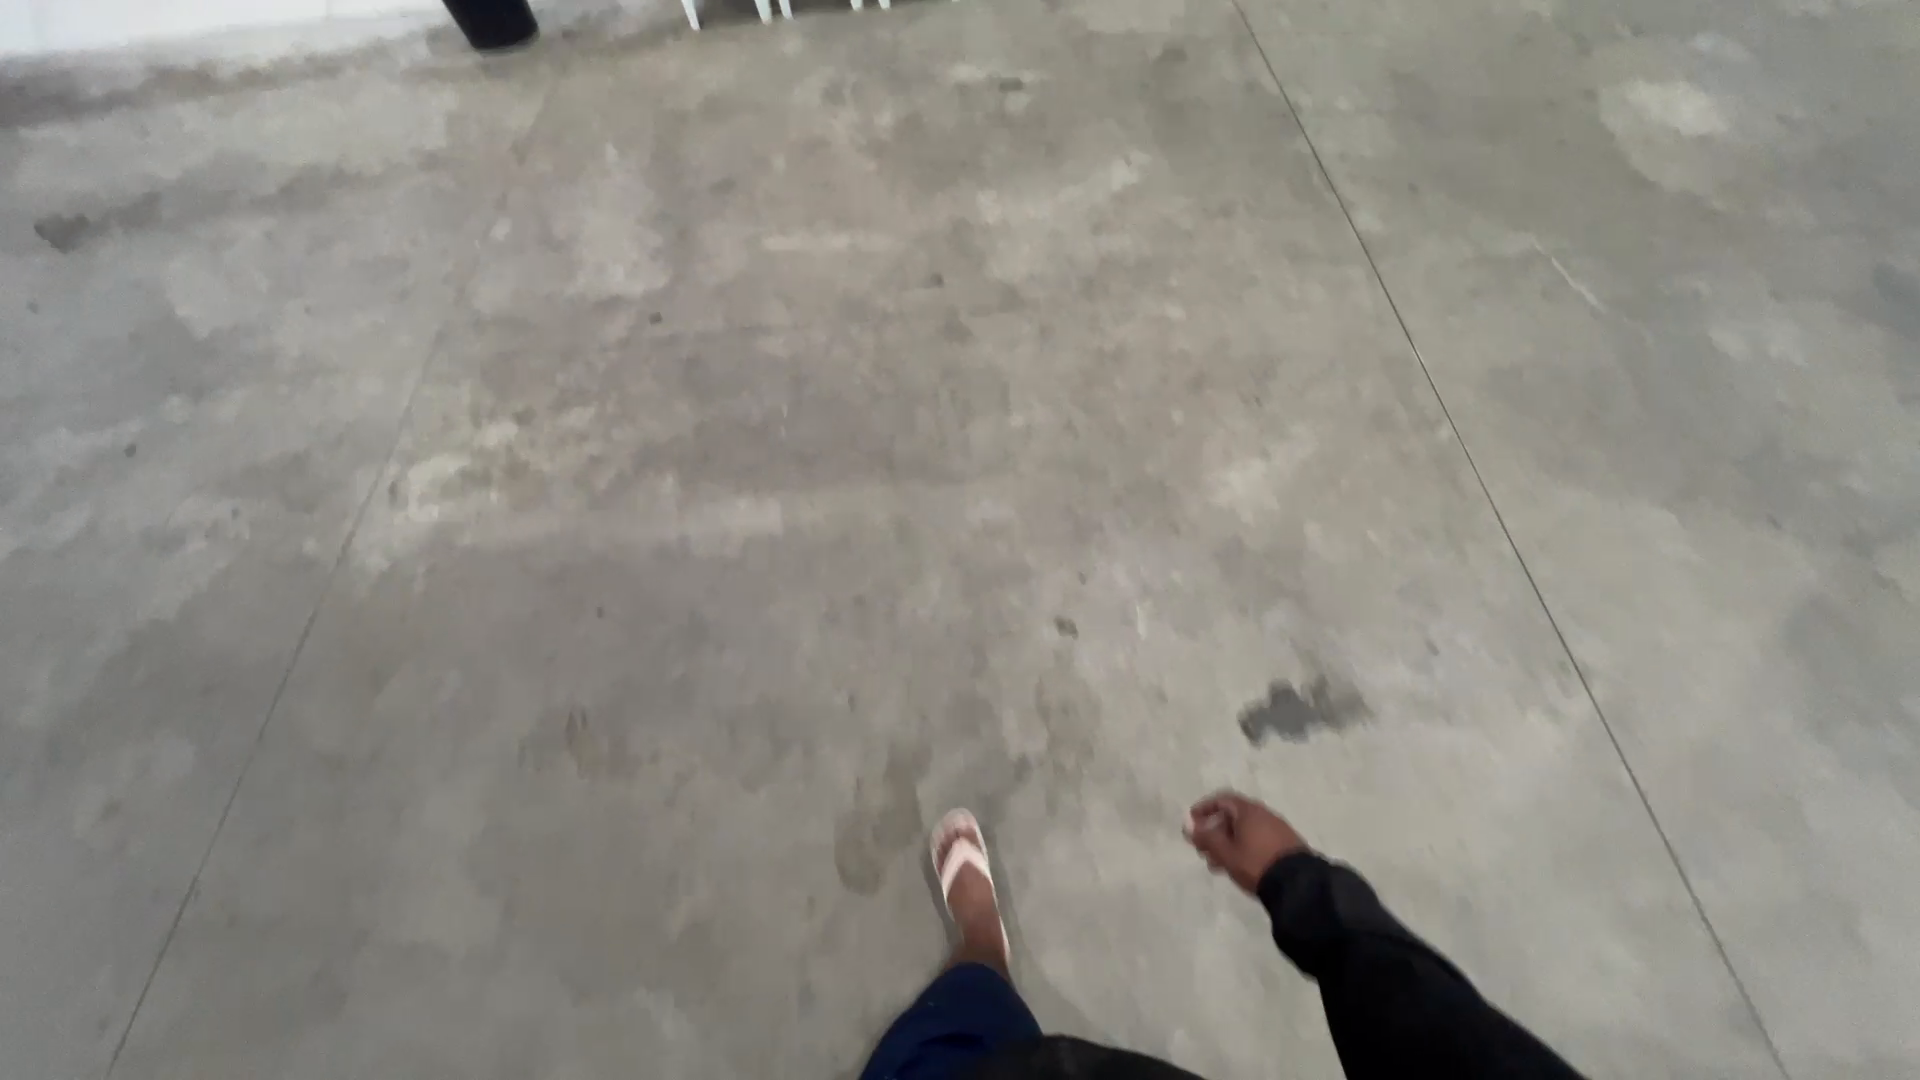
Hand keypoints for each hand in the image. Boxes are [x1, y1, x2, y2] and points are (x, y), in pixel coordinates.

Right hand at [1185, 790, 1308, 894]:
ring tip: (1218, 865)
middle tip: (1203, 850)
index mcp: (1248, 810)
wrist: (1299, 885)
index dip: (1204, 809)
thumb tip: (1188, 825)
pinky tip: (1239, 867)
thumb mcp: (1225, 853)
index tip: (1192, 823)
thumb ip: (1205, 838)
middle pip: (1233, 816)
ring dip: (1228, 843)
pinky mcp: (1287, 845)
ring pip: (1245, 831)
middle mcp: (1264, 814)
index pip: (1222, 799)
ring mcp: (1278, 829)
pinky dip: (1244, 848)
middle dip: (1214, 831)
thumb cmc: (1255, 863)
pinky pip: (1258, 840)